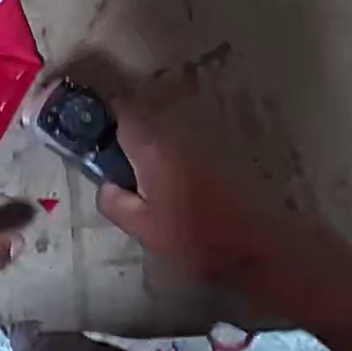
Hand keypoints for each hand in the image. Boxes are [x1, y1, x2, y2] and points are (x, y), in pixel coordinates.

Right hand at [96, 100, 302, 284]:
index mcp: (152, 145)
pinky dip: (171, 153)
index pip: (123, 108)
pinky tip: (174, 184)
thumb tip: (106, 185)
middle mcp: (175, 131)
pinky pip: (183, 141)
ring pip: (164, 129)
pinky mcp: (218, 149)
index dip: (105, 116)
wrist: (257, 242)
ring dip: (150, 143)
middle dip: (126, 132)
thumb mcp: (144, 229)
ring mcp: (200, 137)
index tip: (95, 135)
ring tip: (145, 178)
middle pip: (143, 116)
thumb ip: (116, 202)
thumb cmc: (195, 237)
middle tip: (117, 164)